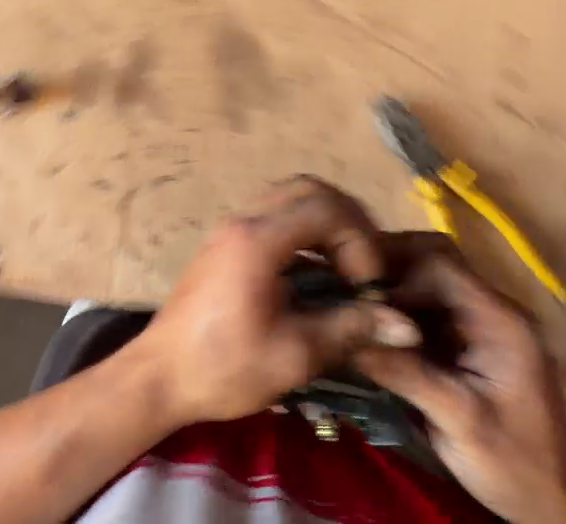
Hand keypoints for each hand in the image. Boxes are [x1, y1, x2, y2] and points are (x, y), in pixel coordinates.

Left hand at [126, 176, 422, 426]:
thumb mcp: (294, 355)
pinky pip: (272, 217)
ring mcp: (229, 230)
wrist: (160, 376)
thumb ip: (350, 328)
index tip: (369, 284)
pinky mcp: (225, 245)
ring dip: (325, 223)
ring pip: (287, 198)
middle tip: (366, 264)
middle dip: (347, 219)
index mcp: (256, 241)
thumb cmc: (224, 368)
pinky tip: (318, 274)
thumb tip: (405, 324)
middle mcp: (241, 222)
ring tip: (348, 268)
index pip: (324, 207)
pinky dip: (303, 232)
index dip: (360, 239)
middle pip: (306, 189)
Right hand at [356, 252, 565, 523]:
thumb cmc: (515, 465)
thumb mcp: (457, 419)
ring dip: (387, 288)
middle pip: (432, 258)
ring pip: (424, 279)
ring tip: (348, 307)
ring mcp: (479, 325)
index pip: (438, 263)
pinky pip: (425, 308)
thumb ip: (404, 372)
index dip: (393, 273)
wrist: (556, 509)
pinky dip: (394, 311)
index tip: (358, 299)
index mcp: (499, 319)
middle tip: (343, 288)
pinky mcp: (467, 343)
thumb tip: (344, 335)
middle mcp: (490, 310)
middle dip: (385, 266)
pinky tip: (368, 329)